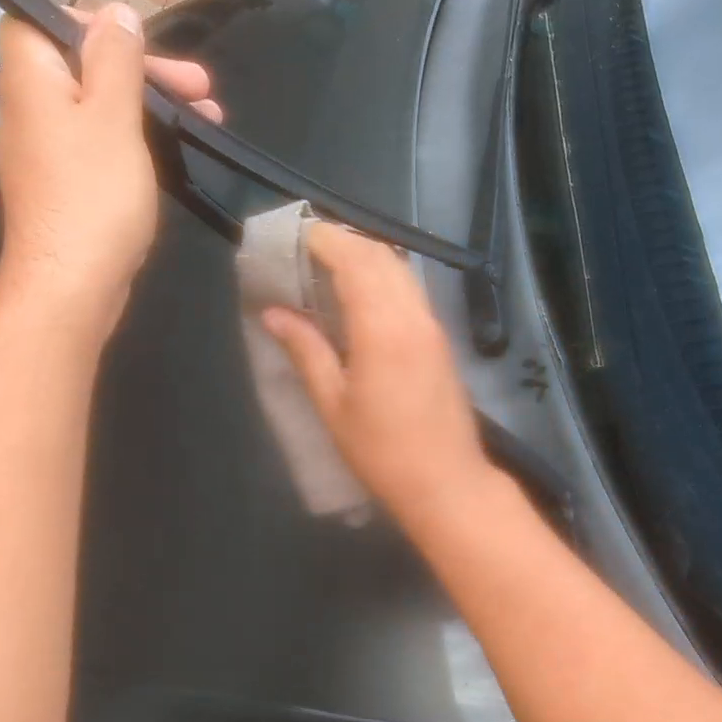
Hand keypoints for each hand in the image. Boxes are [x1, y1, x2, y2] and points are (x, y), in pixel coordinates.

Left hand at [0, 5, 221, 343]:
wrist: (70, 288)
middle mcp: (31, 113)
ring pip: (98, 112)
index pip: (40, 21)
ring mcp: (47, 157)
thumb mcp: (114, 117)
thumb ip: (116, 60)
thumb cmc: (93, 197)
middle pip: (81, 68)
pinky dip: (135, 144)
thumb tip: (117, 15)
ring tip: (206, 120)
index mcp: (33, 81)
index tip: (139, 46)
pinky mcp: (65, 193)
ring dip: (149, 109)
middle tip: (201, 90)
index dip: (89, 23)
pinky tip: (170, 157)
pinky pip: (99, 150)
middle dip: (143, 72)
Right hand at [263, 225, 500, 528]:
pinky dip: (383, 278)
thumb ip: (306, 351)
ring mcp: (432, 326)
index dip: (324, 240)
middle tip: (305, 250)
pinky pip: (410, 290)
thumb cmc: (382, 453)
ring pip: (400, 270)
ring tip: (327, 268)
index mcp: (383, 328)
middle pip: (380, 255)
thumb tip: (273, 312)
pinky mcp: (440, 340)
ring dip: (365, 257)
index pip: (354, 260)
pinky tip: (360, 297)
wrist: (447, 483)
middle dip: (343, 242)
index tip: (294, 237)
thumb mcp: (333, 406)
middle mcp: (413, 315)